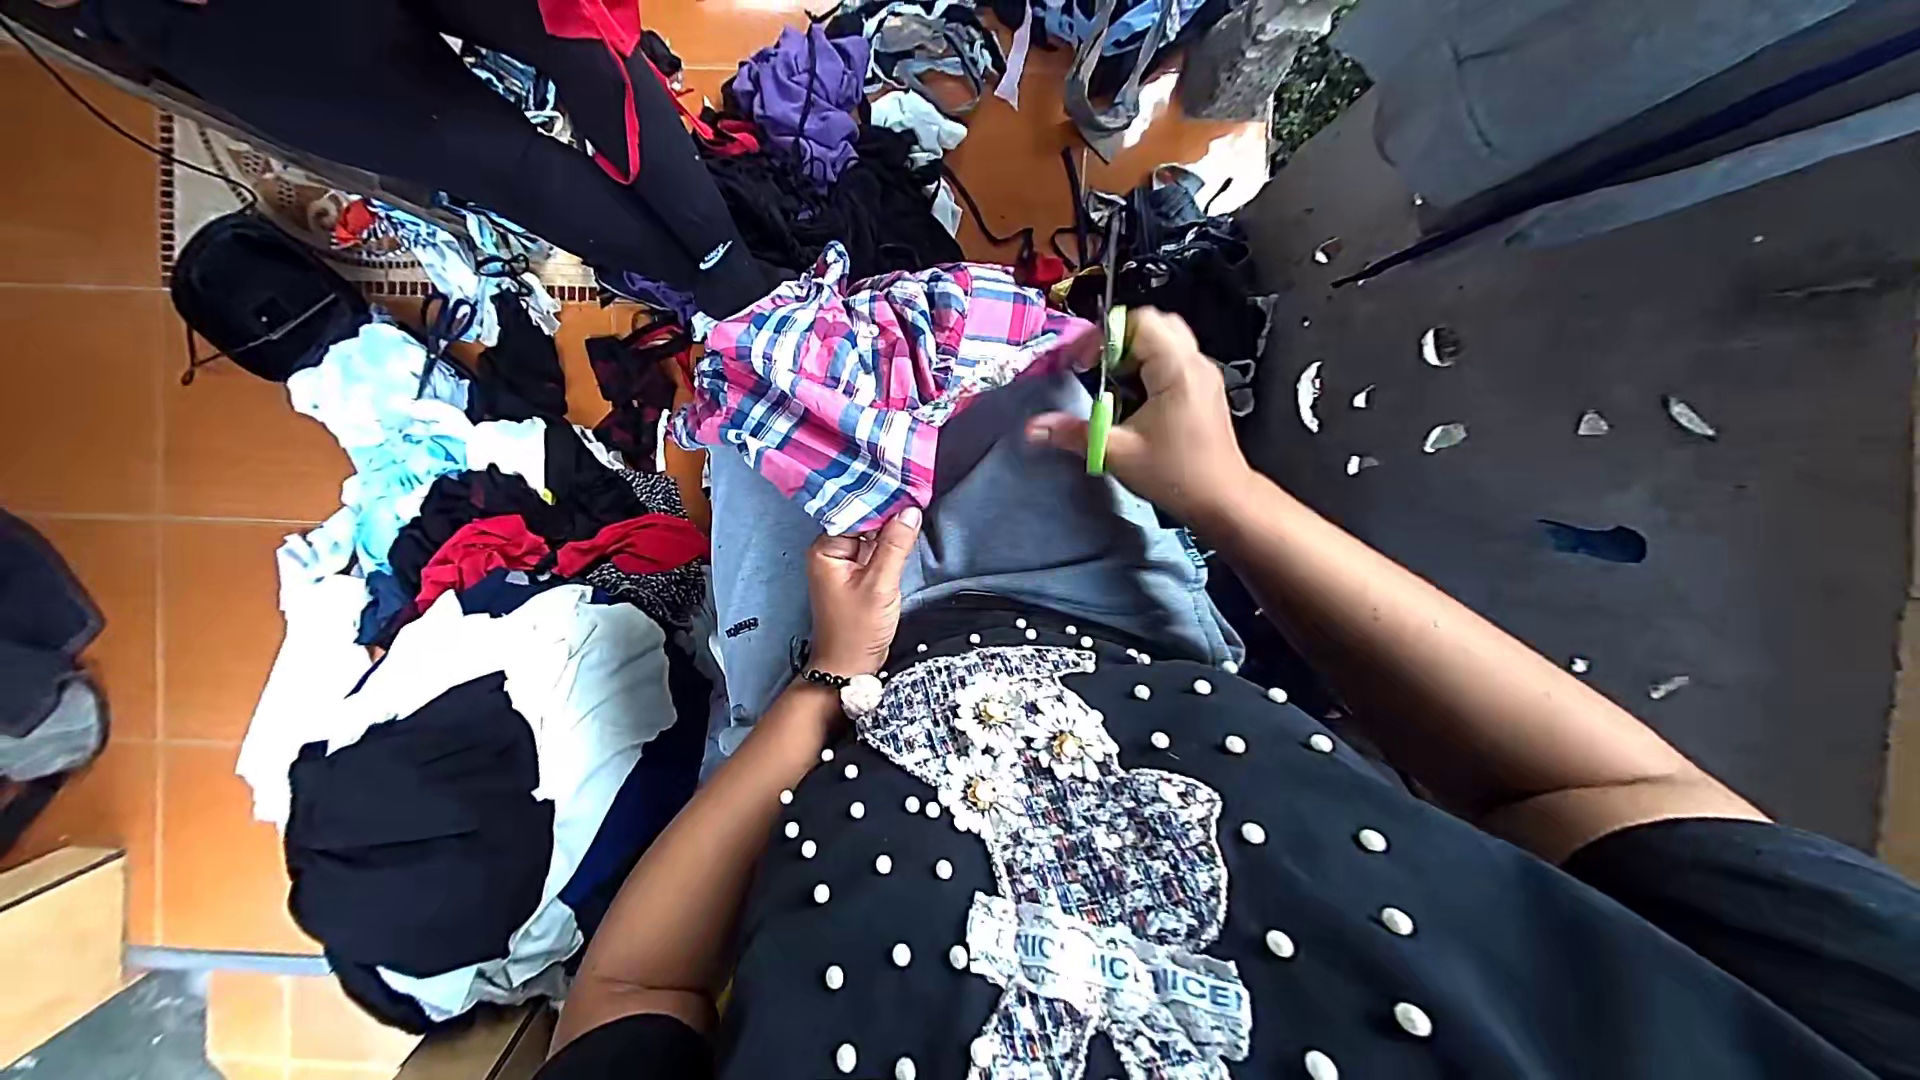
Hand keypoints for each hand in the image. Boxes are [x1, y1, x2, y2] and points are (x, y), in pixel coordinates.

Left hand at [804, 507, 922, 676]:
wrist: (850, 667)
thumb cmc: (856, 631)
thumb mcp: (880, 585)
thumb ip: (896, 545)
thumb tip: (910, 512)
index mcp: (826, 549)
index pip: (855, 513)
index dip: (881, 500)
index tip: (905, 487)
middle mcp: (831, 552)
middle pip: (863, 521)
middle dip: (888, 511)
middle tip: (915, 494)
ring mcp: (844, 563)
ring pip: (871, 535)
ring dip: (891, 527)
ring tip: (915, 508)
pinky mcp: (858, 574)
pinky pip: (874, 550)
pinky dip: (890, 543)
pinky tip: (907, 533)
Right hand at [1026, 308, 1253, 524]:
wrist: (1222, 500)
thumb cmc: (1175, 474)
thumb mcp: (1117, 453)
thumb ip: (1074, 434)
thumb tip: (1033, 428)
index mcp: (1176, 369)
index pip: (1138, 323)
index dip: (1102, 336)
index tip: (1081, 364)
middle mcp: (1194, 363)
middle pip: (1153, 324)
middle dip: (1116, 340)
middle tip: (1095, 367)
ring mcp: (1203, 375)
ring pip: (1165, 340)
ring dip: (1132, 353)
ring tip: (1110, 381)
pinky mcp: (1203, 390)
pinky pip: (1173, 359)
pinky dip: (1148, 366)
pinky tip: (1132, 396)